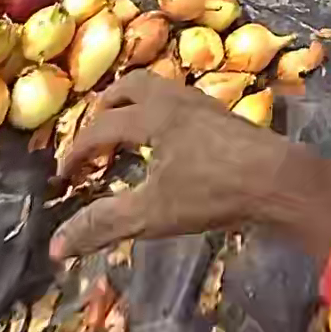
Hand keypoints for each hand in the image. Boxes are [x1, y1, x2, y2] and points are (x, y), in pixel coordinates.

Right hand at [51, 71, 330, 262]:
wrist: (275, 176)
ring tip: (124, 136)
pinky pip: (175, 98)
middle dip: (105, 108)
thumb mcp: (153, 213)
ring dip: (133, 105)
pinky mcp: (218, 111)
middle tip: (92, 138)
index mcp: (153, 114)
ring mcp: (200, 101)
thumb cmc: (212, 190)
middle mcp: (174, 97)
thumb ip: (104, 225)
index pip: (102, 125)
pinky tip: (165, 140)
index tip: (62, 176)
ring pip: (156, 87)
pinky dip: (156, 110)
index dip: (77, 150)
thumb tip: (55, 245)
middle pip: (130, 86)